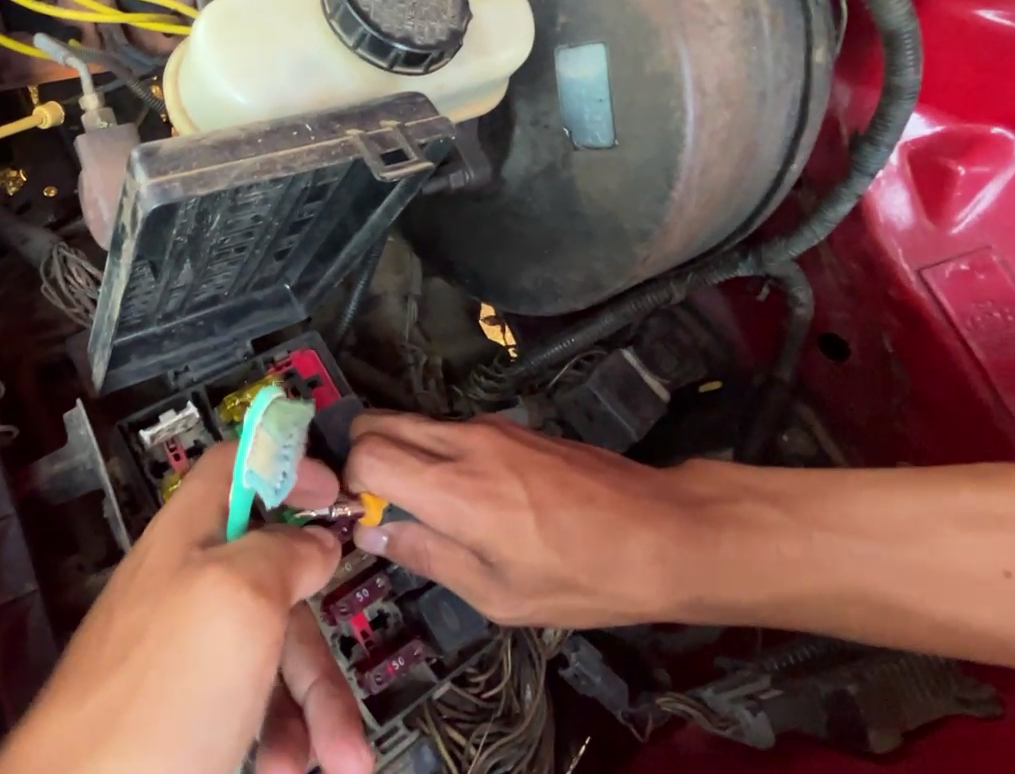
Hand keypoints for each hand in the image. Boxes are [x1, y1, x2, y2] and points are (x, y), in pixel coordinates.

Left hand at [0, 442, 374, 773]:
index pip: (233, 466)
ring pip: (273, 648)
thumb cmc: (160, 693)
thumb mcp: (235, 599)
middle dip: (317, 632)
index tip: (334, 493)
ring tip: (339, 756)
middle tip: (344, 689)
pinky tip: (287, 765)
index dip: (285, 464)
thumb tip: (315, 539)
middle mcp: (187, 585)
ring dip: (315, 702)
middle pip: (273, 574)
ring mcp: (186, 651)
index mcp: (188, 537)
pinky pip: (253, 702)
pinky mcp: (189, 710)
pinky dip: (283, 734)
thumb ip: (281, 552)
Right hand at [344, 412, 692, 628]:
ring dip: (398, 451)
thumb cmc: (581, 577)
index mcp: (453, 489)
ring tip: (421, 500)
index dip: (349, 484)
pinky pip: (447, 427)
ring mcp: (487, 426)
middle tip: (377, 501)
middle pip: (375, 421)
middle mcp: (462, 442)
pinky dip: (434, 450)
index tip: (360, 515)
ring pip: (409, 419)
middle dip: (359, 454)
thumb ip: (426, 555)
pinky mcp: (509, 424)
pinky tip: (465, 490)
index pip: (365, 454)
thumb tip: (373, 532)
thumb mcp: (498, 594)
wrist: (664, 531)